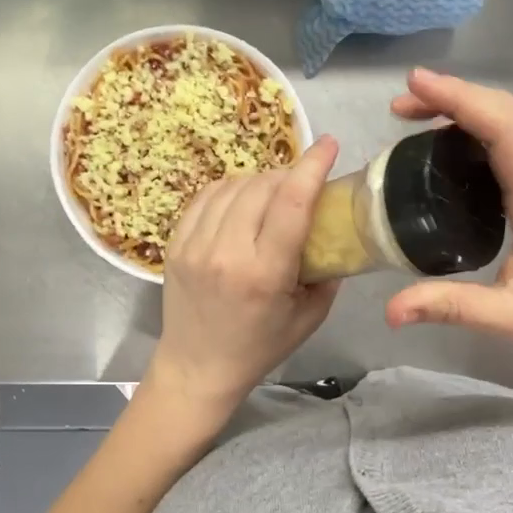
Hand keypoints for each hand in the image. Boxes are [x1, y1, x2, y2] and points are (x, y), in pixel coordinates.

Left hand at [149, 137, 343, 408]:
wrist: (198, 366)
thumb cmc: (259, 346)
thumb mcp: (309, 316)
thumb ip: (327, 271)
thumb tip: (337, 230)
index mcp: (264, 274)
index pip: (291, 203)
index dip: (312, 166)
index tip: (329, 145)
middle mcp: (226, 253)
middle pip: (261, 186)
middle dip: (288, 174)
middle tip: (303, 183)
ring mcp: (194, 246)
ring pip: (232, 186)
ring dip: (259, 180)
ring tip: (273, 192)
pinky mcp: (175, 244)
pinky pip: (205, 197)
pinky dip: (229, 189)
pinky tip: (242, 199)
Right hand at [384, 70, 512, 356]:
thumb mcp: (510, 319)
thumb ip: (451, 308)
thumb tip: (390, 312)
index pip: (506, 131)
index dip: (462, 101)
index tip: (417, 84)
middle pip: (507, 112)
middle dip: (453, 97)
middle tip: (399, 106)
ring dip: (465, 105)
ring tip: (413, 114)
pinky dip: (479, 121)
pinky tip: (447, 134)